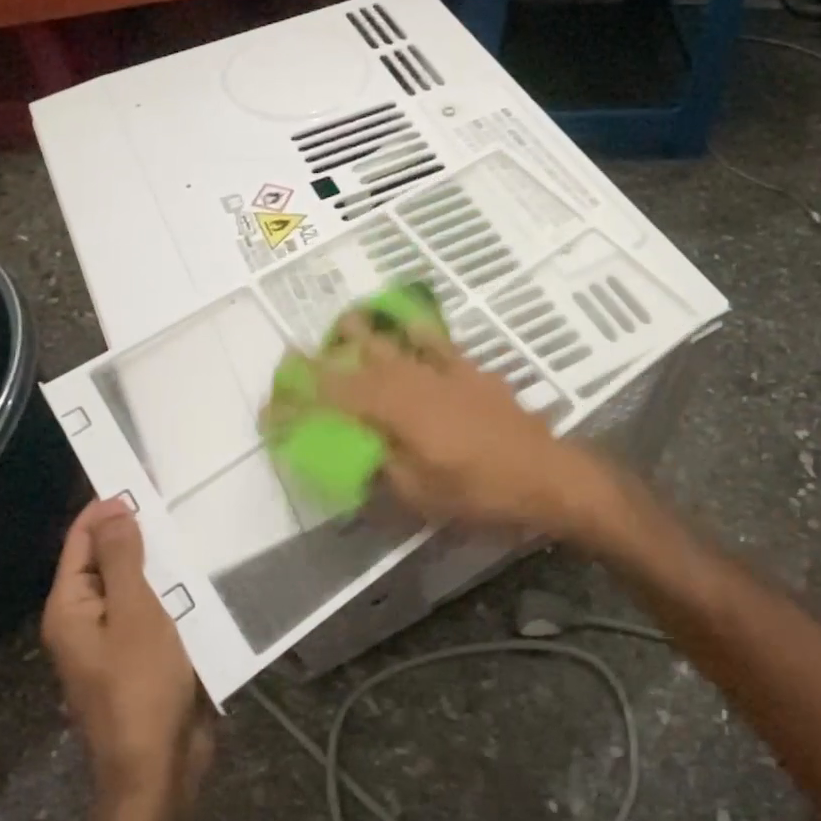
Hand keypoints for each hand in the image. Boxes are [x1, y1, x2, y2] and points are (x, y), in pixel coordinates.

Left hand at [42, 498, 212, 820]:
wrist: (159, 763)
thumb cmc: (142, 684)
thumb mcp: (134, 613)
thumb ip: (124, 559)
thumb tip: (114, 508)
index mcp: (70, 608)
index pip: (81, 541)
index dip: (106, 508)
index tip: (142, 478)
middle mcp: (86, 620)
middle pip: (108, 561)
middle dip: (138, 532)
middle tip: (177, 500)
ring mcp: (115, 641)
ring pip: (137, 586)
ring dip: (162, 562)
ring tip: (196, 530)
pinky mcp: (144, 657)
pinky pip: (156, 611)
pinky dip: (175, 591)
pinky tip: (204, 577)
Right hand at [317, 320, 618, 539]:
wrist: (547, 476)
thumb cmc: (481, 494)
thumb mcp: (421, 497)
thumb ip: (382, 470)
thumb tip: (356, 455)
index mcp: (397, 414)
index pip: (336, 401)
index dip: (301, 402)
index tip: (272, 407)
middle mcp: (415, 383)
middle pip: (360, 365)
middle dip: (324, 362)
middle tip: (294, 357)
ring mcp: (446, 373)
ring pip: (395, 345)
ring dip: (365, 335)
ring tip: (341, 323)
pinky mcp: (473, 372)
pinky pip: (438, 343)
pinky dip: (417, 331)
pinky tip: (409, 323)